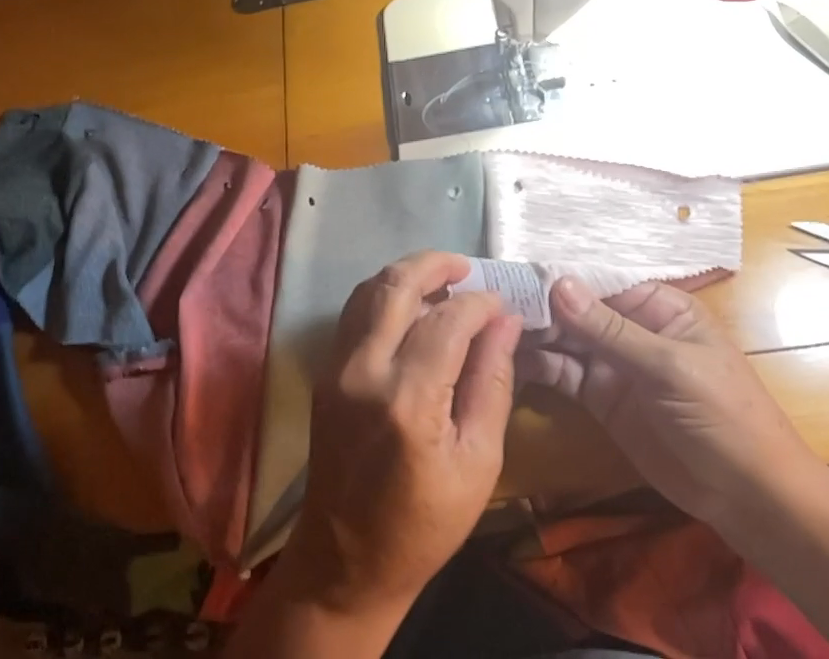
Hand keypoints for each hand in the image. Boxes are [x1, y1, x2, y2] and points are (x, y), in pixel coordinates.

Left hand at [280, 252, 523, 615]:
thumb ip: (491, 382)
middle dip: (434, 266)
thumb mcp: (479, 461)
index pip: (448, 321)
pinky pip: (352, 316)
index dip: (479, 304)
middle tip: (466, 267)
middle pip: (395, 287)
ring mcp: (335, 369)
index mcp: (407, 399)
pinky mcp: (323, 375)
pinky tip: (410, 309)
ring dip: (404, 277)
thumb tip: (505, 322)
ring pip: (366, 293)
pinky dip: (382, 298)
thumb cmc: (424, 523)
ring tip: (442, 281)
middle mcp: (362, 371)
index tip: (502, 305)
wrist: (346, 561)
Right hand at [519, 277, 820, 524]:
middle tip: (489, 307)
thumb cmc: (723, 416)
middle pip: (577, 309)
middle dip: (538, 307)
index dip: (559, 279)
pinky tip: (506, 360)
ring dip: (531, 335)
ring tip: (489, 331)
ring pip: (565, 340)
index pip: (601, 282)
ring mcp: (615, 364)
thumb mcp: (668, 367)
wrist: (747, 495)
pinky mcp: (601, 398)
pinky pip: (563, 374)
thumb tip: (559, 283)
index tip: (513, 276)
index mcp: (659, 307)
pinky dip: (537, 367)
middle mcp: (632, 328)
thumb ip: (610, 329)